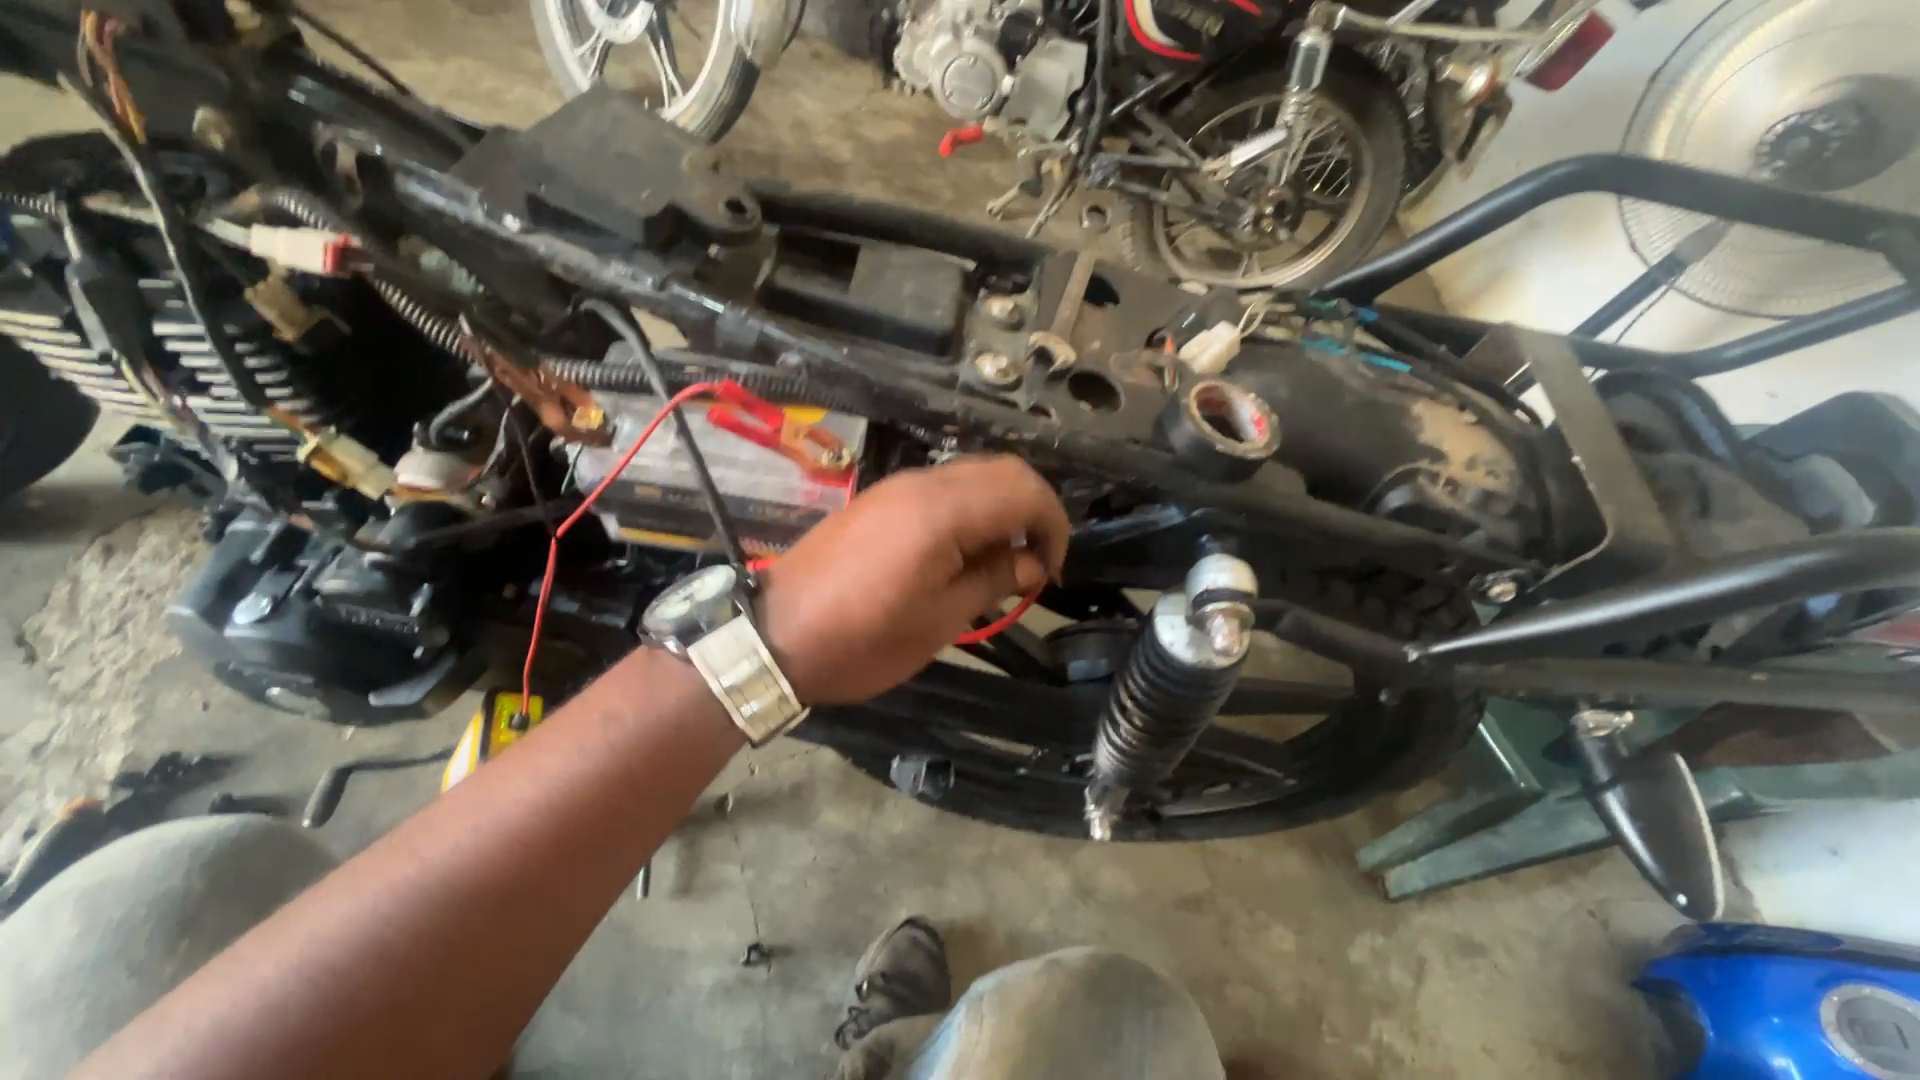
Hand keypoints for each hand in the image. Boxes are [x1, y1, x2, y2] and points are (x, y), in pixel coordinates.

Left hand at [755, 456, 1069, 704]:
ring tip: (1001, 563)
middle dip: (1033, 511)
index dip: (1053, 526)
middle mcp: (922, 484)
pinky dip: (969, 510)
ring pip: (972, 475)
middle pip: (1003, 471)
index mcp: (943, 511)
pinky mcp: (879, 499)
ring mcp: (896, 487)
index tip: (1051, 571)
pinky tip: (963, 553)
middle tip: (1034, 563)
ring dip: (1000, 509)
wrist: (774, 637)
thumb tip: (1030, 563)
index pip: (1025, 490)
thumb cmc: (862, 640)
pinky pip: (941, 488)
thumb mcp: (939, 621)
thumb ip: (992, 580)